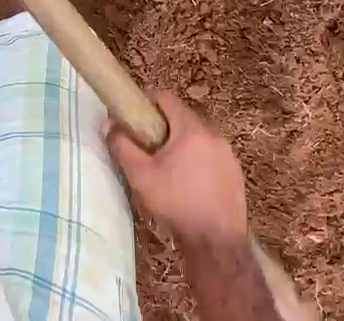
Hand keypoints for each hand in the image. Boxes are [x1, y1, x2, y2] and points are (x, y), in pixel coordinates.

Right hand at [105, 91, 249, 246]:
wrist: (217, 244)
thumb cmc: (176, 204)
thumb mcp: (140, 175)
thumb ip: (121, 145)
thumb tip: (107, 124)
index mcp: (191, 129)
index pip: (165, 98)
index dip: (146, 101)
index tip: (133, 116)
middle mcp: (214, 135)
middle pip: (183, 116)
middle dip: (163, 124)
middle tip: (147, 143)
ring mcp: (228, 155)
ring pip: (198, 135)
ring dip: (181, 141)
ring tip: (166, 164)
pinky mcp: (236, 173)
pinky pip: (211, 153)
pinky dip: (197, 158)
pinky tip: (188, 181)